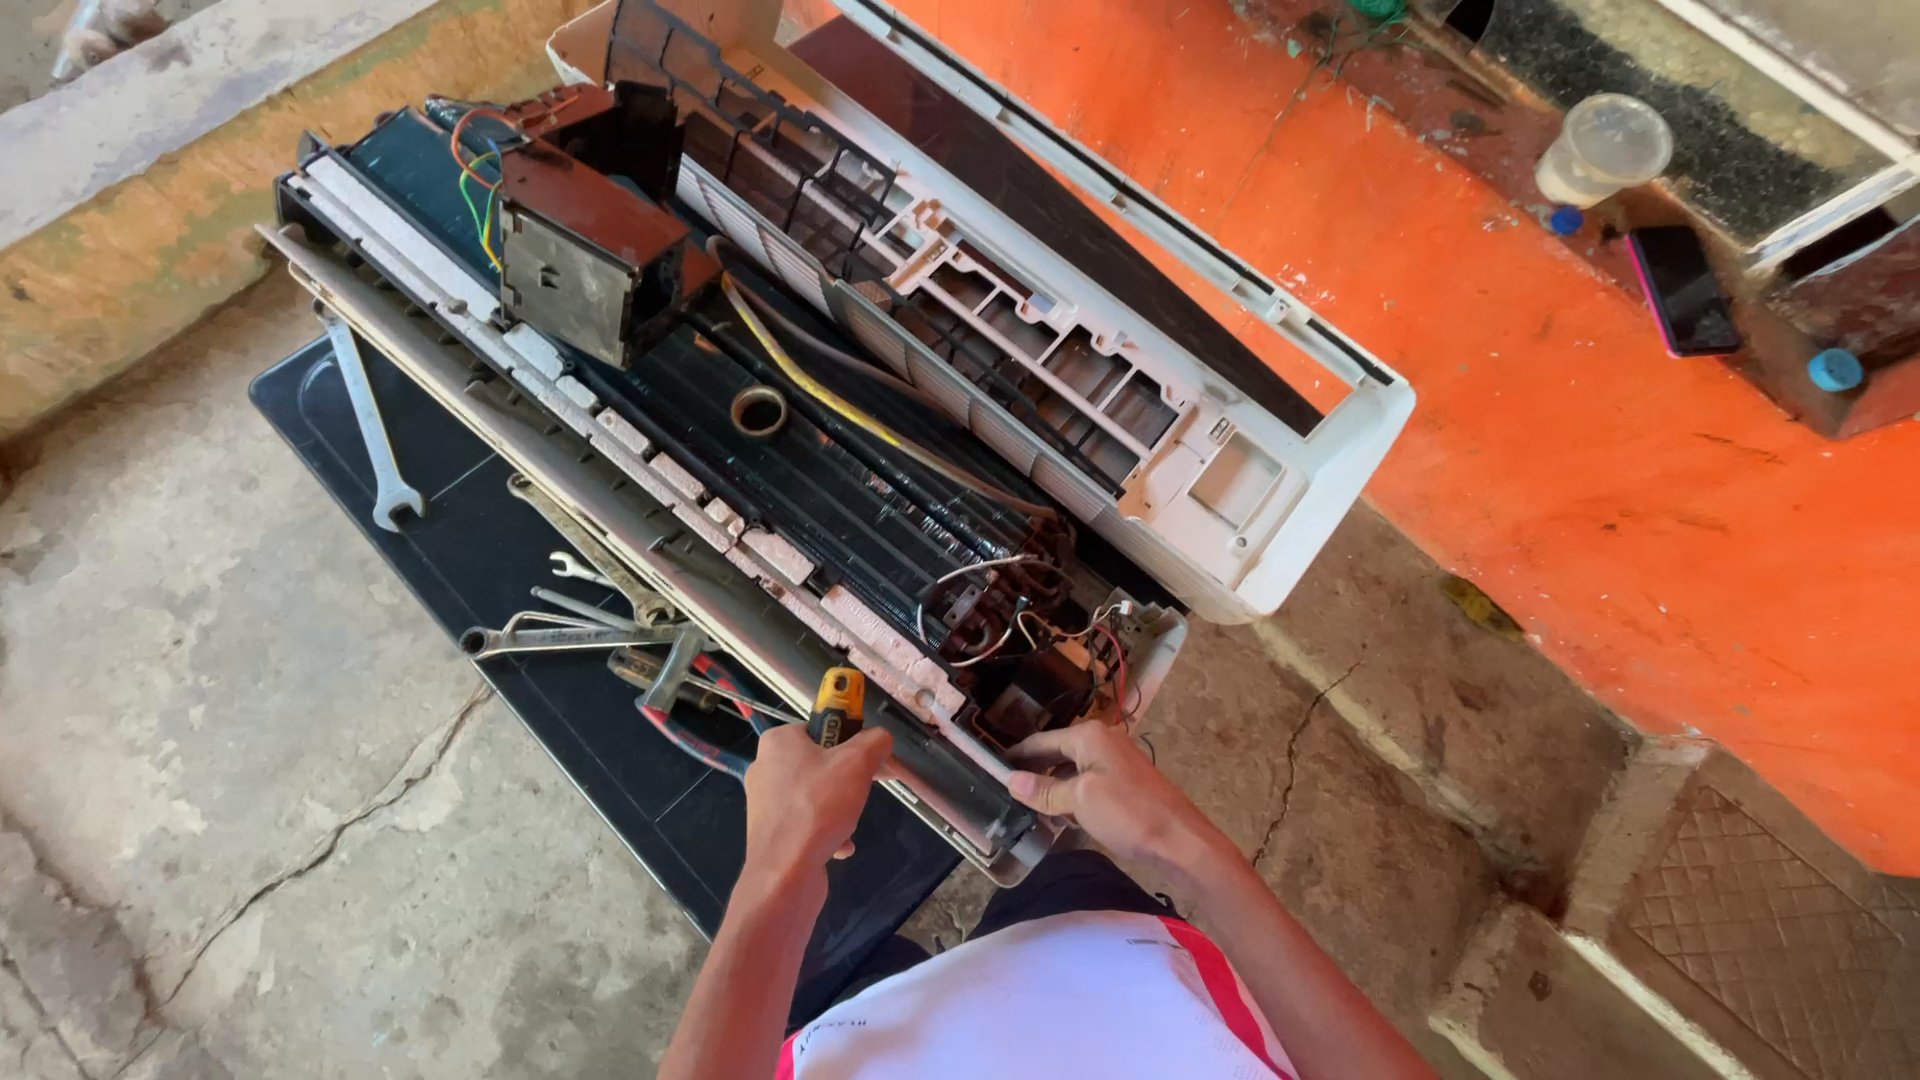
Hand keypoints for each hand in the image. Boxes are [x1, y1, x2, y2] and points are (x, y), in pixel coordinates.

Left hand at [740, 725, 892, 892]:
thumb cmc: (818, 807)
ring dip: (839, 807)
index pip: (822, 728)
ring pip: (816, 794)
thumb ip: (875, 742)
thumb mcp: (857, 763)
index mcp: (779, 741)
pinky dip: (826, 830)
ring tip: (848, 822)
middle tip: (865, 790)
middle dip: (848, 779)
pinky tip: (839, 845)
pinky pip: (806, 821)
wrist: (784, 875)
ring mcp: (765, 802)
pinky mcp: (770, 832)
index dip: (850, 741)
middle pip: (822, 762)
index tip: (870, 759)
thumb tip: (881, 739)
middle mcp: (766, 767)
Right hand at [1006, 721, 1234, 876]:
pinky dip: (1073, 794)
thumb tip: (1010, 780)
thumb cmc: (1128, 813)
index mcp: (1090, 735)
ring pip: (1074, 768)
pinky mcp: (1127, 782)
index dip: (1018, 754)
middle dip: (1035, 770)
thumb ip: (1045, 790)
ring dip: (1054, 786)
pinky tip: (1063, 815)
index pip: (1042, 740)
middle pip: (1058, 752)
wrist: (1181, 841)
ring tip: (1029, 805)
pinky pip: (1090, 781)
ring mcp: (1118, 760)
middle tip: (1007, 789)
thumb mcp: (1079, 800)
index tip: (993, 766)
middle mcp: (1103, 740)